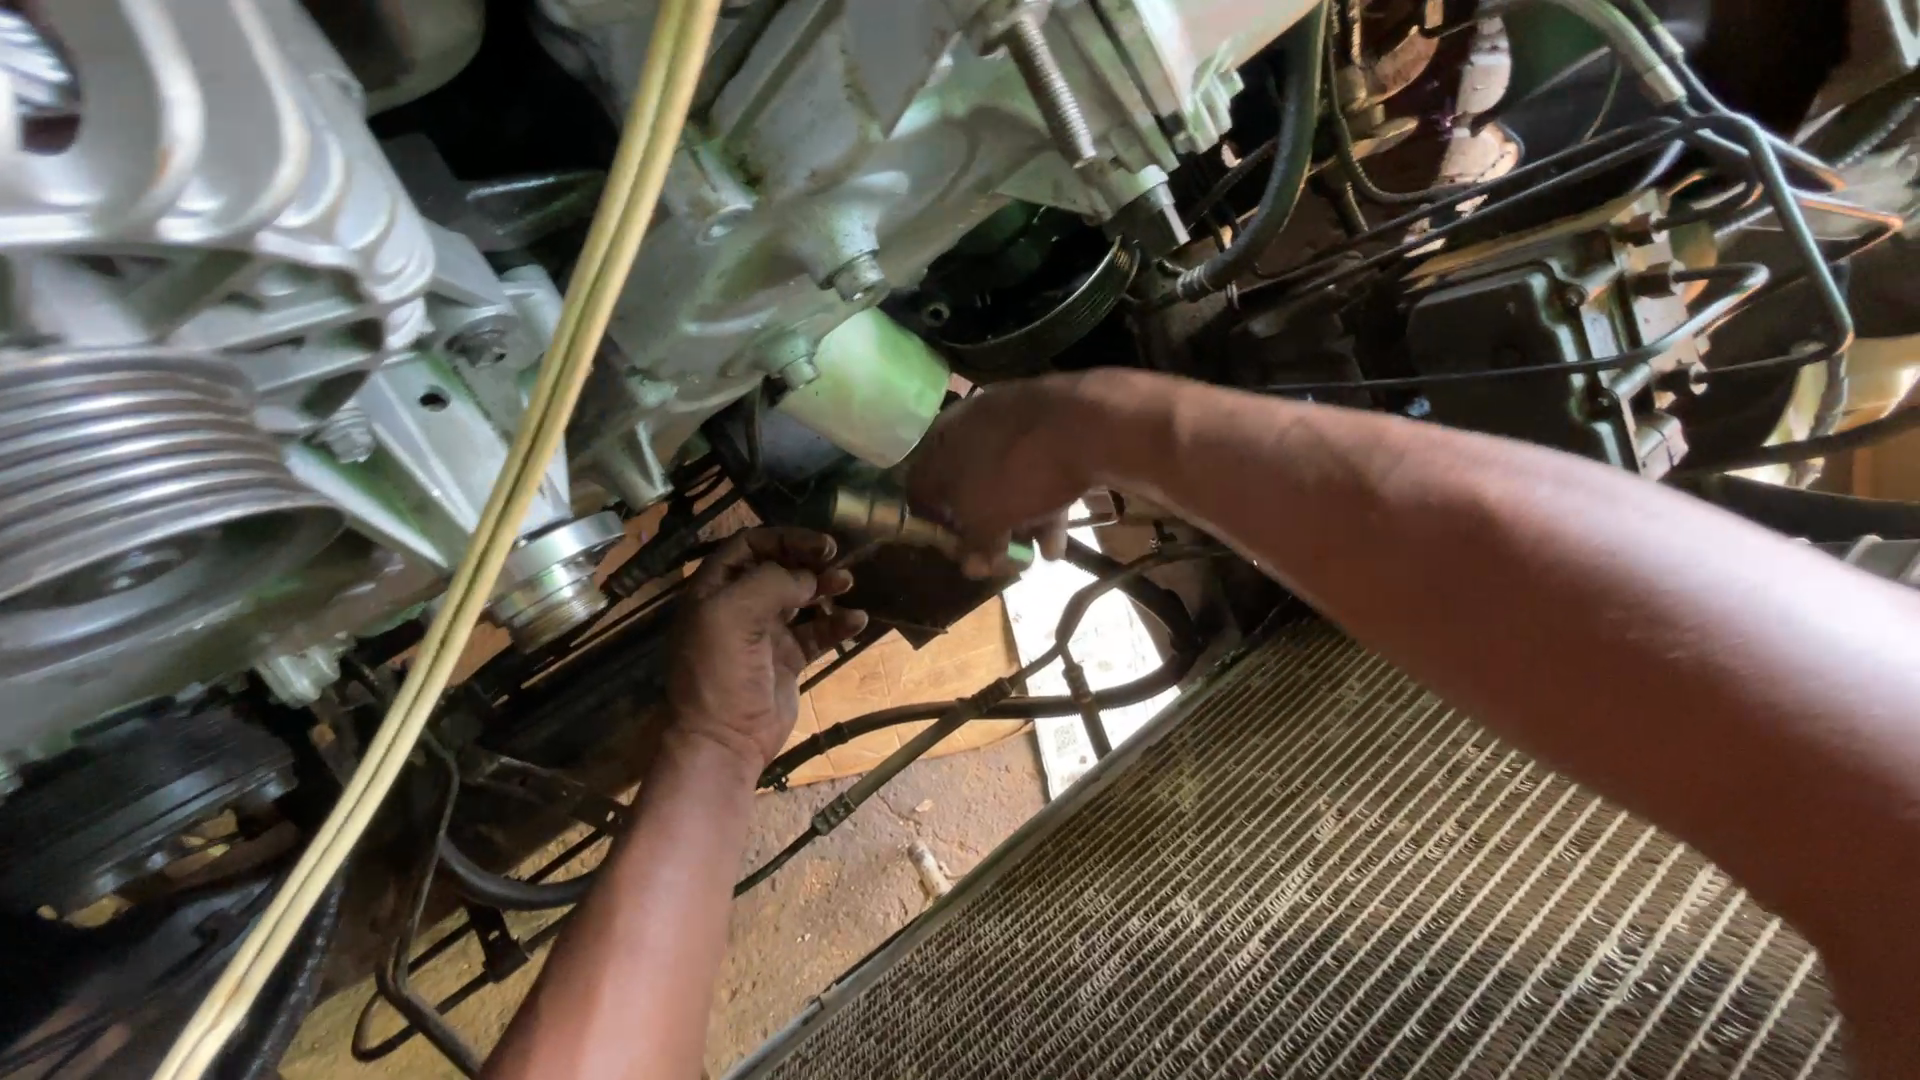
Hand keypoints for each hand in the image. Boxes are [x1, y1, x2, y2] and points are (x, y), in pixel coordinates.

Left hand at [666, 528, 867, 769]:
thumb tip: (808, 576)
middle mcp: (739, 606)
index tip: (821, 545)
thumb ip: (772, 582)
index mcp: (715, 589)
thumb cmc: (721, 671)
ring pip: (801, 598)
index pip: (751, 546)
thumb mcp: (734, 614)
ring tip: (848, 584)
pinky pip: (817, 633)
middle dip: (809, 561)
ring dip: (826, 588)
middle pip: (779, 568)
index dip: (786, 539)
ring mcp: (764, 634)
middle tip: (837, 561)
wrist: (724, 739)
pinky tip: (857, 621)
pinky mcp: (788, 659)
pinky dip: (838, 625)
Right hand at [905, 373, 1098, 575]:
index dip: (934, 526)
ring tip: (1039, 557)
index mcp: (940, 443)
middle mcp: (970, 427)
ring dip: (1021, 524)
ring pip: (1007, 481)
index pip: (921, 488)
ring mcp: (1012, 423)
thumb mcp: (985, 518)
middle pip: (968, 488)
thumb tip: (970, 565)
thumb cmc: (1016, 472)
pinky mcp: (1051, 426)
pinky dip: (1045, 505)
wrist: (1086, 422)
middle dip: (986, 529)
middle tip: (1001, 559)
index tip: (956, 551)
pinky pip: (1038, 471)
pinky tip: (1059, 541)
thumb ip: (973, 544)